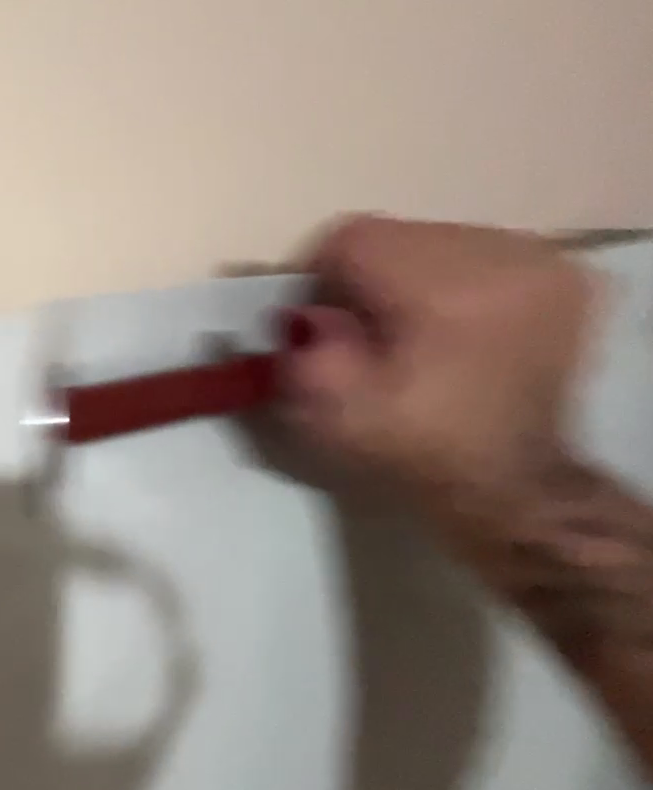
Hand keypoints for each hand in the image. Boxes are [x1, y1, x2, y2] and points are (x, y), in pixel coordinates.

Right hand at [275, 215, 596, 515]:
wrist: (503, 477)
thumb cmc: (407, 444)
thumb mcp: (328, 410)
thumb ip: (303, 349)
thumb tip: (305, 311)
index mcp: (448, 293)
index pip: (354, 237)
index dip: (317, 276)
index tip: (314, 321)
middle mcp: (508, 260)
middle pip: (398, 232)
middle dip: (363, 276)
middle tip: (356, 332)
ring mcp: (548, 262)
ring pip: (439, 235)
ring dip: (406, 274)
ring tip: (403, 329)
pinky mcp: (566, 273)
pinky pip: (482, 248)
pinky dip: (450, 277)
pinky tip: (446, 322)